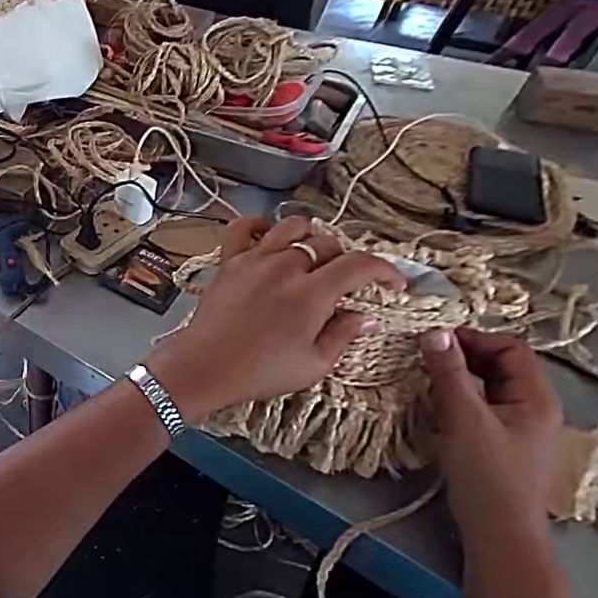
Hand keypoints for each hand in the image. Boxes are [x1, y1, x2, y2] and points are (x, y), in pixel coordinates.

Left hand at [144, 216, 406, 420]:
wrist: (205, 366)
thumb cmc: (260, 371)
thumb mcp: (314, 364)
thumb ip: (344, 334)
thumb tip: (366, 315)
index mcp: (311, 293)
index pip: (360, 264)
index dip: (385, 270)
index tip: (393, 284)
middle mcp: (284, 267)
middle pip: (327, 244)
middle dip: (345, 261)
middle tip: (344, 283)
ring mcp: (254, 259)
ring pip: (292, 227)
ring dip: (310, 237)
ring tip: (313, 257)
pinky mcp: (229, 261)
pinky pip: (243, 228)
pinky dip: (260, 225)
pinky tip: (270, 237)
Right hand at [419, 328, 562, 548]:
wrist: (499, 534)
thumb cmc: (486, 474)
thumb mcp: (464, 417)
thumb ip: (449, 372)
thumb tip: (435, 332)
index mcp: (536, 399)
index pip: (512, 349)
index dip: (475, 338)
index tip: (436, 339)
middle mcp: (535, 410)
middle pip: (502, 366)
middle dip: (465, 355)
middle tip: (427, 355)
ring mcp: (521, 429)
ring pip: (490, 387)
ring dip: (461, 376)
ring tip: (428, 376)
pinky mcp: (504, 446)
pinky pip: (484, 407)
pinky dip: (461, 397)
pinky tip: (438, 404)